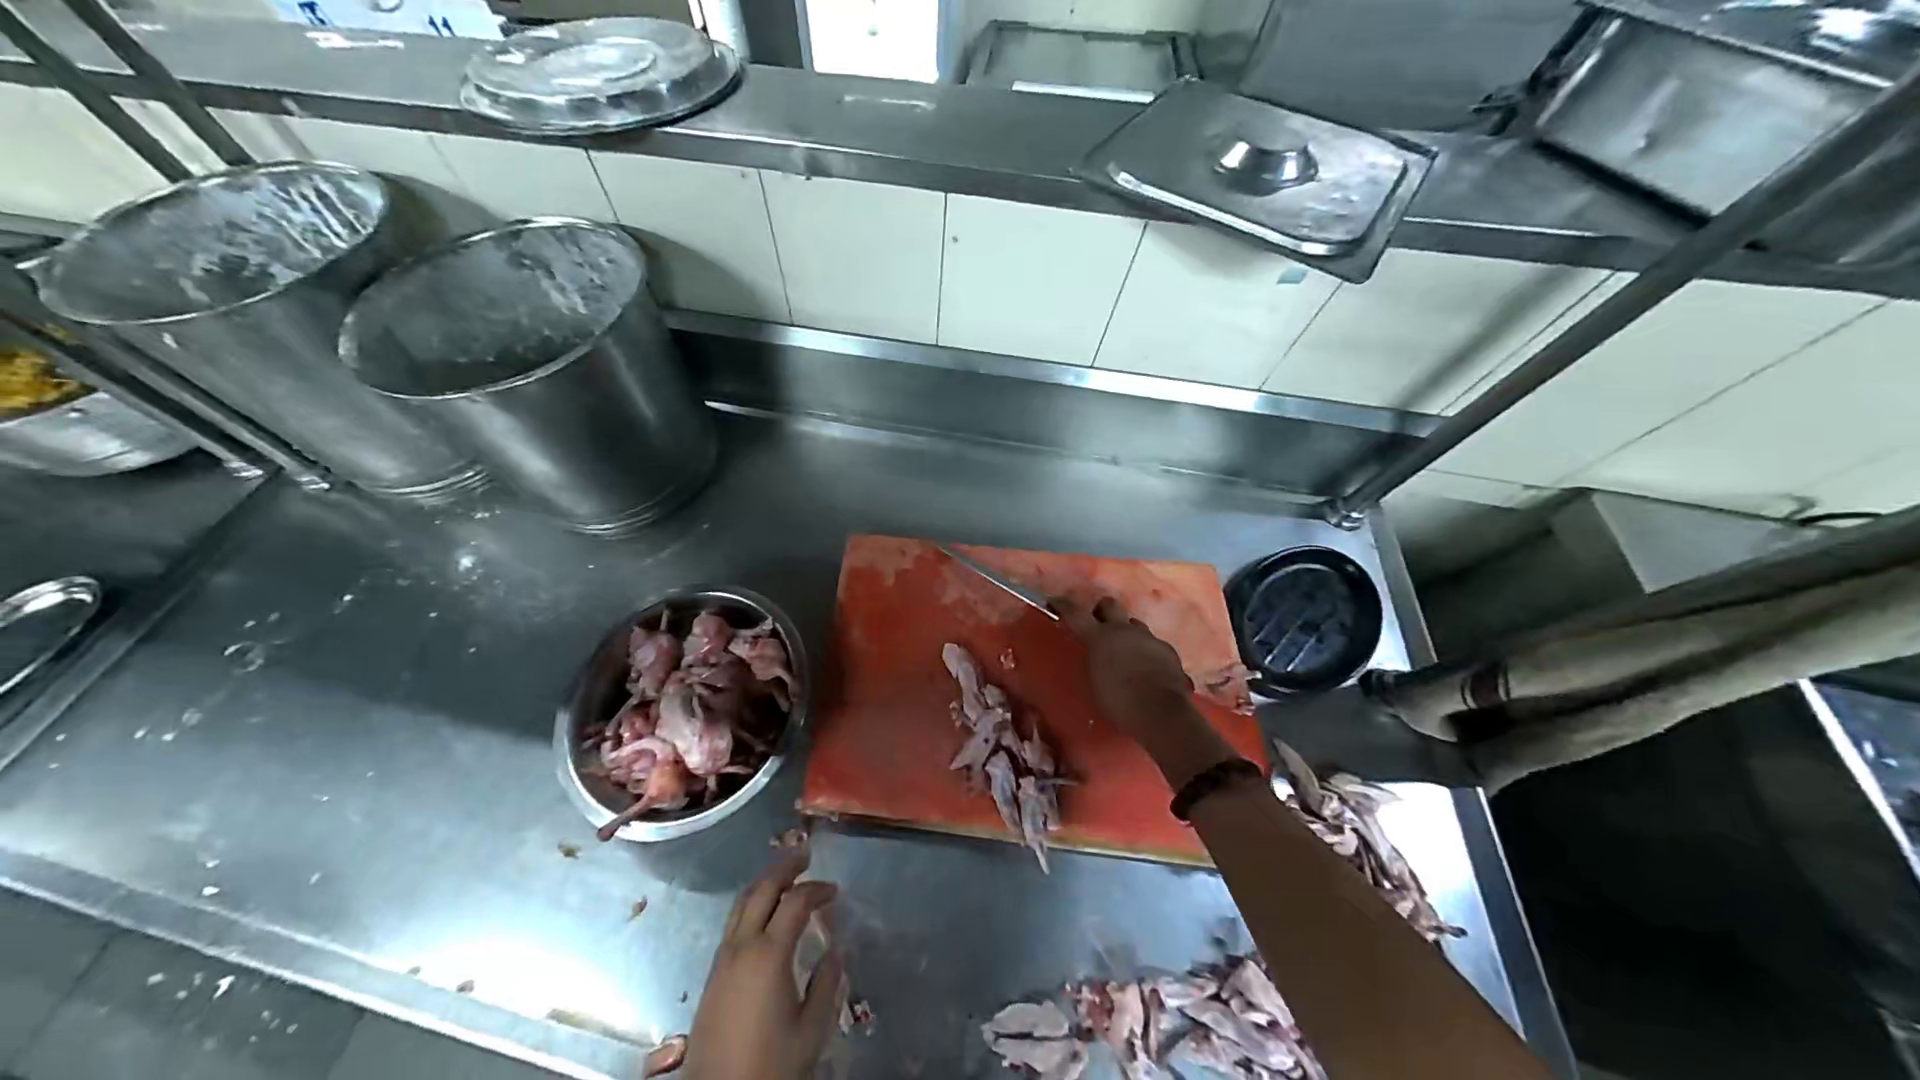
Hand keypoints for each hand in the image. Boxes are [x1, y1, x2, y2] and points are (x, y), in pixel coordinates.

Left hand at [682, 852, 843, 1079]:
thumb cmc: (770, 1065)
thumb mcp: (811, 1030)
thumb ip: (826, 985)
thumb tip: (835, 952)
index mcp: (769, 954)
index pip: (795, 902)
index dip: (817, 889)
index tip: (835, 891)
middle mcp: (742, 946)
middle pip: (762, 890)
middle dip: (785, 868)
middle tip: (806, 856)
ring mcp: (722, 959)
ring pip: (741, 903)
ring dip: (765, 883)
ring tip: (786, 877)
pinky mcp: (713, 974)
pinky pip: (733, 922)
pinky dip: (753, 904)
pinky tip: (766, 915)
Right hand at [1054, 595, 1236, 787]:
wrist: (1161, 712)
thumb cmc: (1119, 703)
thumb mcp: (1096, 682)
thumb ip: (1095, 662)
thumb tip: (1097, 658)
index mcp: (1100, 637)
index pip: (1076, 613)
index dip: (1064, 606)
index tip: (1055, 602)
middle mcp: (1124, 631)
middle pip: (1110, 605)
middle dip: (1102, 611)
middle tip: (1098, 624)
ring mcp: (1149, 638)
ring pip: (1134, 625)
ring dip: (1127, 634)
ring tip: (1126, 651)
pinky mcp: (1168, 651)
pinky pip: (1153, 645)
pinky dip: (1147, 652)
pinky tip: (1148, 669)